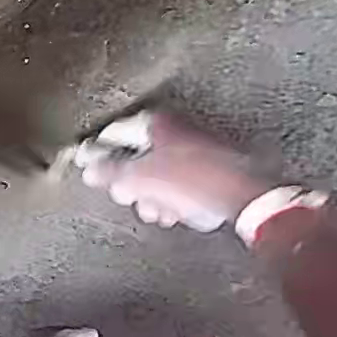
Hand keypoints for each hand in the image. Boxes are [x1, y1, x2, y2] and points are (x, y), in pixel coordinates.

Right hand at [71, 111, 271, 230]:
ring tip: (153, 211)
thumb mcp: (140, 179)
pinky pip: (177, 180)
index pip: (112, 133)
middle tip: (126, 197)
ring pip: (156, 171)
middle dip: (128, 181)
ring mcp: (194, 148)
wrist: (248, 200)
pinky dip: (170, 196)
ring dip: (150, 194)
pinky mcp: (209, 168)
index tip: (87, 169)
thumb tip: (89, 168)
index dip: (95, 153)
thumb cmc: (195, 182)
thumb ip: (109, 172)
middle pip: (134, 155)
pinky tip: (172, 212)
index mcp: (155, 123)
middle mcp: (174, 129)